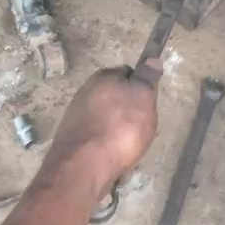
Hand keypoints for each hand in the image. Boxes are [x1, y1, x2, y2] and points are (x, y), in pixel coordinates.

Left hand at [42, 67, 158, 197]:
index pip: (127, 73)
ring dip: (117, 133)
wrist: (82, 166)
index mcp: (103, 77)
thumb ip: (147, 77)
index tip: (147, 105)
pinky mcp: (72, 141)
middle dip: (127, 113)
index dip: (140, 88)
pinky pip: (96, 141)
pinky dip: (105, 148)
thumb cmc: (120, 127)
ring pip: (106, 121)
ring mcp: (76, 117)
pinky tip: (113, 161)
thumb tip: (153, 59)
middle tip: (140, 129)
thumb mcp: (143, 97)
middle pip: (115, 99)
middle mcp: (86, 92)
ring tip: (127, 151)